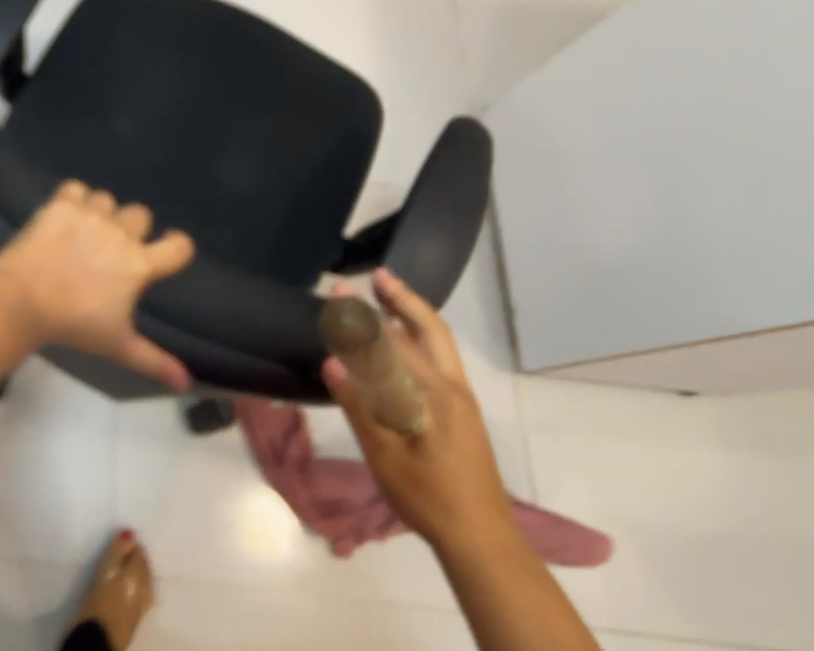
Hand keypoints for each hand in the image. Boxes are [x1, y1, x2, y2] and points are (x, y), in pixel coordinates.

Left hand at [0, 181, 194, 392]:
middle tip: (111, 250)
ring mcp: (89, 215)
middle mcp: (119, 233)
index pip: (179, 246)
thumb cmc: (73, 324)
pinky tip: (65, 218)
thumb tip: (187, 385)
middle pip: (141, 214)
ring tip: (84, 234)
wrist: (20, 300)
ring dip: (101, 213)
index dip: (177, 248)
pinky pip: (76, 189)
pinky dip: (73, 200)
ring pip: (107, 200)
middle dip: (131, 228)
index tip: (165, 254)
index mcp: (138, 265)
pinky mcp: (60, 204)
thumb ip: (154, 361)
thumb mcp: (116, 346)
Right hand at [323, 270, 515, 554]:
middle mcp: (453, 388)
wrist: (480, 538)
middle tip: (378, 276)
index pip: (393, 342)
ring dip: (413, 315)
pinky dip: (420, 338)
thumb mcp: (386, 457)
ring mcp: (461, 399)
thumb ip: (360, 407)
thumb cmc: (429, 498)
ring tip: (387, 296)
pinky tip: (403, 342)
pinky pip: (439, 360)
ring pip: (439, 343)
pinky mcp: (461, 411)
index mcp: (434, 395)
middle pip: (430, 329)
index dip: (364, 315)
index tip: (339, 292)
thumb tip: (333, 363)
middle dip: (403, 299)